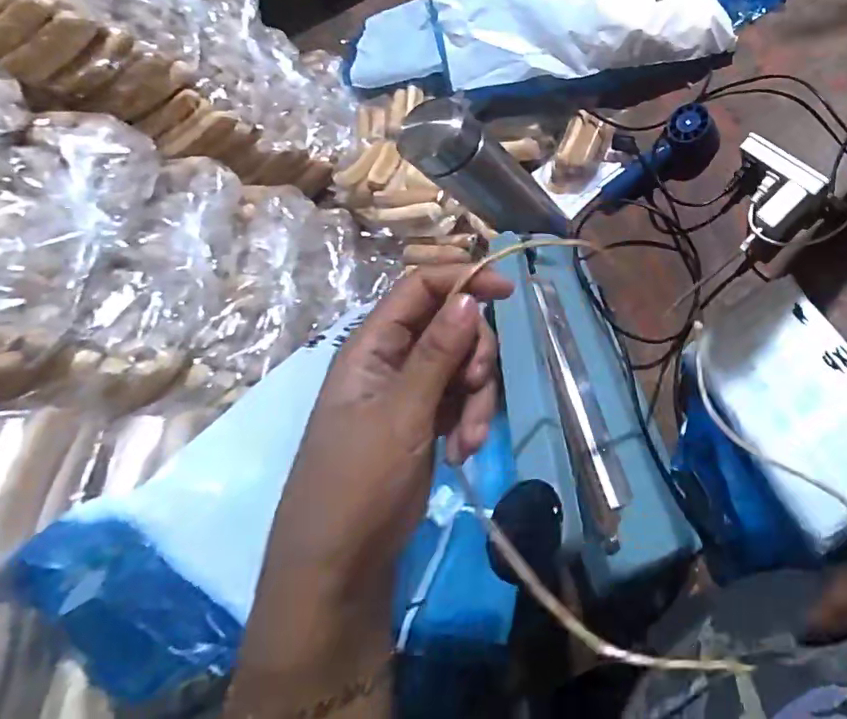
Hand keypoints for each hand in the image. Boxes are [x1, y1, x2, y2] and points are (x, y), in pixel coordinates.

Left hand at [276, 265, 514, 593]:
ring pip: (463, 365)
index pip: (420, 288)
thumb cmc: (357, 482)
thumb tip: (470, 296)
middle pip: (451, 326)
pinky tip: (463, 451)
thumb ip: (437, 353)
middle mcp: (391, 360)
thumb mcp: (401, 414)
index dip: (463, 280)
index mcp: (372, 345)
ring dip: (477, 396)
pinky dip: (470, 419)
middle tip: (479, 385)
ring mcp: (409, 392)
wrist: (339, 567)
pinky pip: (462, 398)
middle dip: (475, 354)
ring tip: (469, 440)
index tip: (507, 290)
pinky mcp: (425, 420)